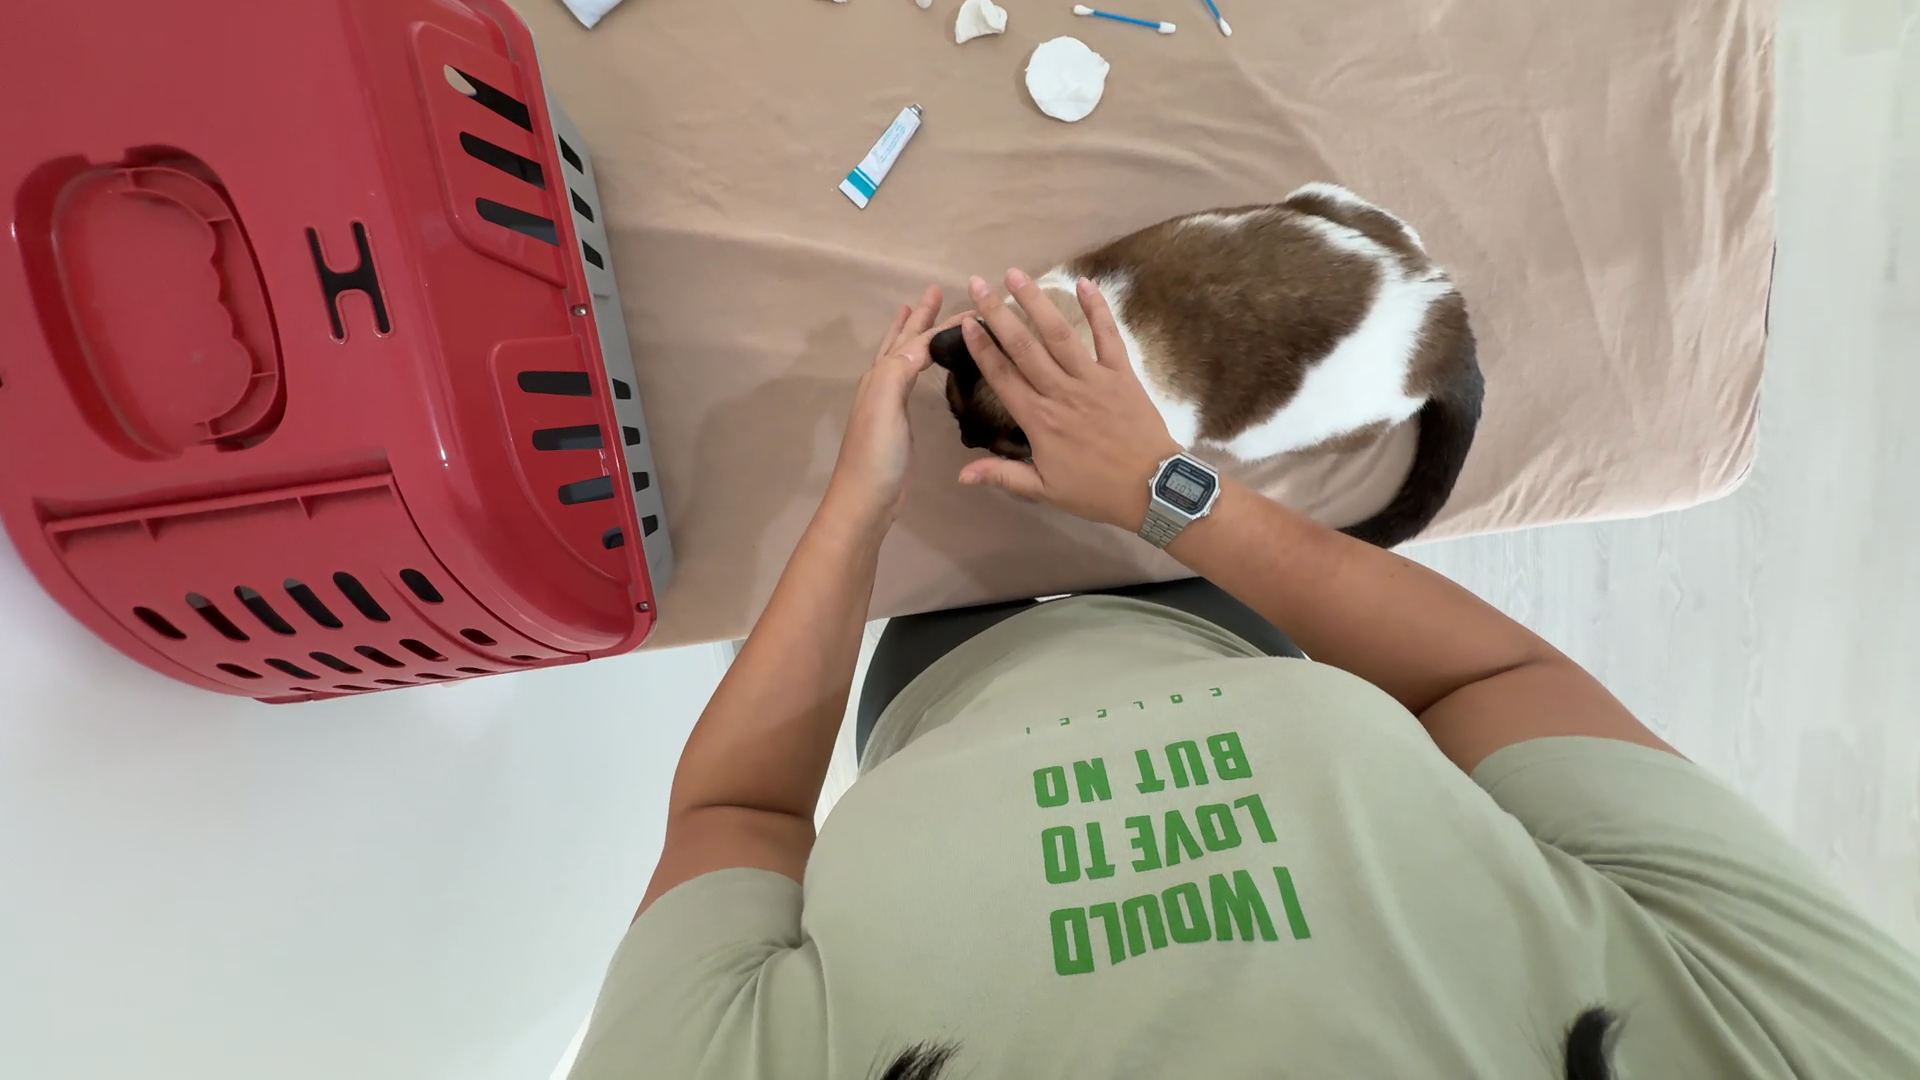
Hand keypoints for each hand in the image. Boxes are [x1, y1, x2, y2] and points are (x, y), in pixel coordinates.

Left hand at [824, 285, 961, 529]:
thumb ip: (898, 370)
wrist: (865, 500)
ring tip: (915, 313)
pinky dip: (914, 364)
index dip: (940, 324)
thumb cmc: (877, 454)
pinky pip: (906, 380)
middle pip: (902, 342)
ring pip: (901, 358)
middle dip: (919, 317)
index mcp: (881, 377)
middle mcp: (881, 385)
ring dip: (910, 334)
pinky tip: (917, 368)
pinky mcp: (896, 423)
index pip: (915, 341)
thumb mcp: (885, 406)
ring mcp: (887, 404)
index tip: (971, 309)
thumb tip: (920, 344)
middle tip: (935, 291)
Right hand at [957, 270, 1180, 530]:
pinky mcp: (1122, 374)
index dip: (982, 348)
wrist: (1151, 489)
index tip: (966, 322)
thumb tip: (962, 475)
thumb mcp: (1044, 490)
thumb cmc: (1095, 492)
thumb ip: (1002, 475)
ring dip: (1036, 302)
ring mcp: (1093, 379)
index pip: (1003, 376)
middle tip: (979, 285)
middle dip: (998, 314)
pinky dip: (1098, 308)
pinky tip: (1084, 283)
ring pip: (1058, 334)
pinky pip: (1108, 336)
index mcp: (1039, 420)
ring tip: (1015, 275)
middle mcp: (1061, 392)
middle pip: (1023, 347)